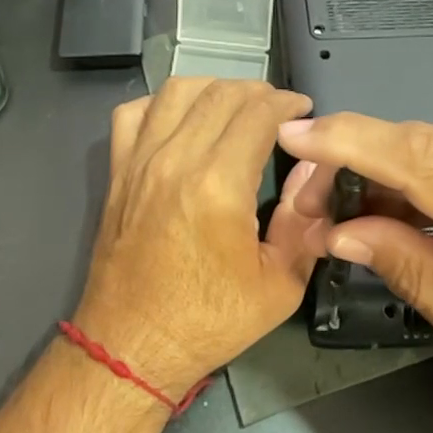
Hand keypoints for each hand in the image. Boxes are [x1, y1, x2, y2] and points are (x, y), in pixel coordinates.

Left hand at [73, 78, 321, 397]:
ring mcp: (140, 160)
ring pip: (177, 91)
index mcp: (218, 184)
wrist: (133, 344)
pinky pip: (133, 113)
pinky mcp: (118, 170)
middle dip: (257, 91)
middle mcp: (176, 159)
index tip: (303, 109)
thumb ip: (303, 224)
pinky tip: (180, 119)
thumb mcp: (279, 286)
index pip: (258, 112)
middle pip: (221, 93)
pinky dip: (160, 104)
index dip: (287, 102)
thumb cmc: (207, 319)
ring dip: (212, 88)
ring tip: (233, 106)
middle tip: (276, 110)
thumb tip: (314, 174)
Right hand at [276, 113, 432, 432]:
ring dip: (395, 169)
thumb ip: (417, 274)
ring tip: (351, 213)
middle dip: (360, 157)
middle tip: (312, 195)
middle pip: (429, 140)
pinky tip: (409, 212)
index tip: (296, 137)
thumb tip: (346, 234)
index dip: (349, 139)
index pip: (420, 153)